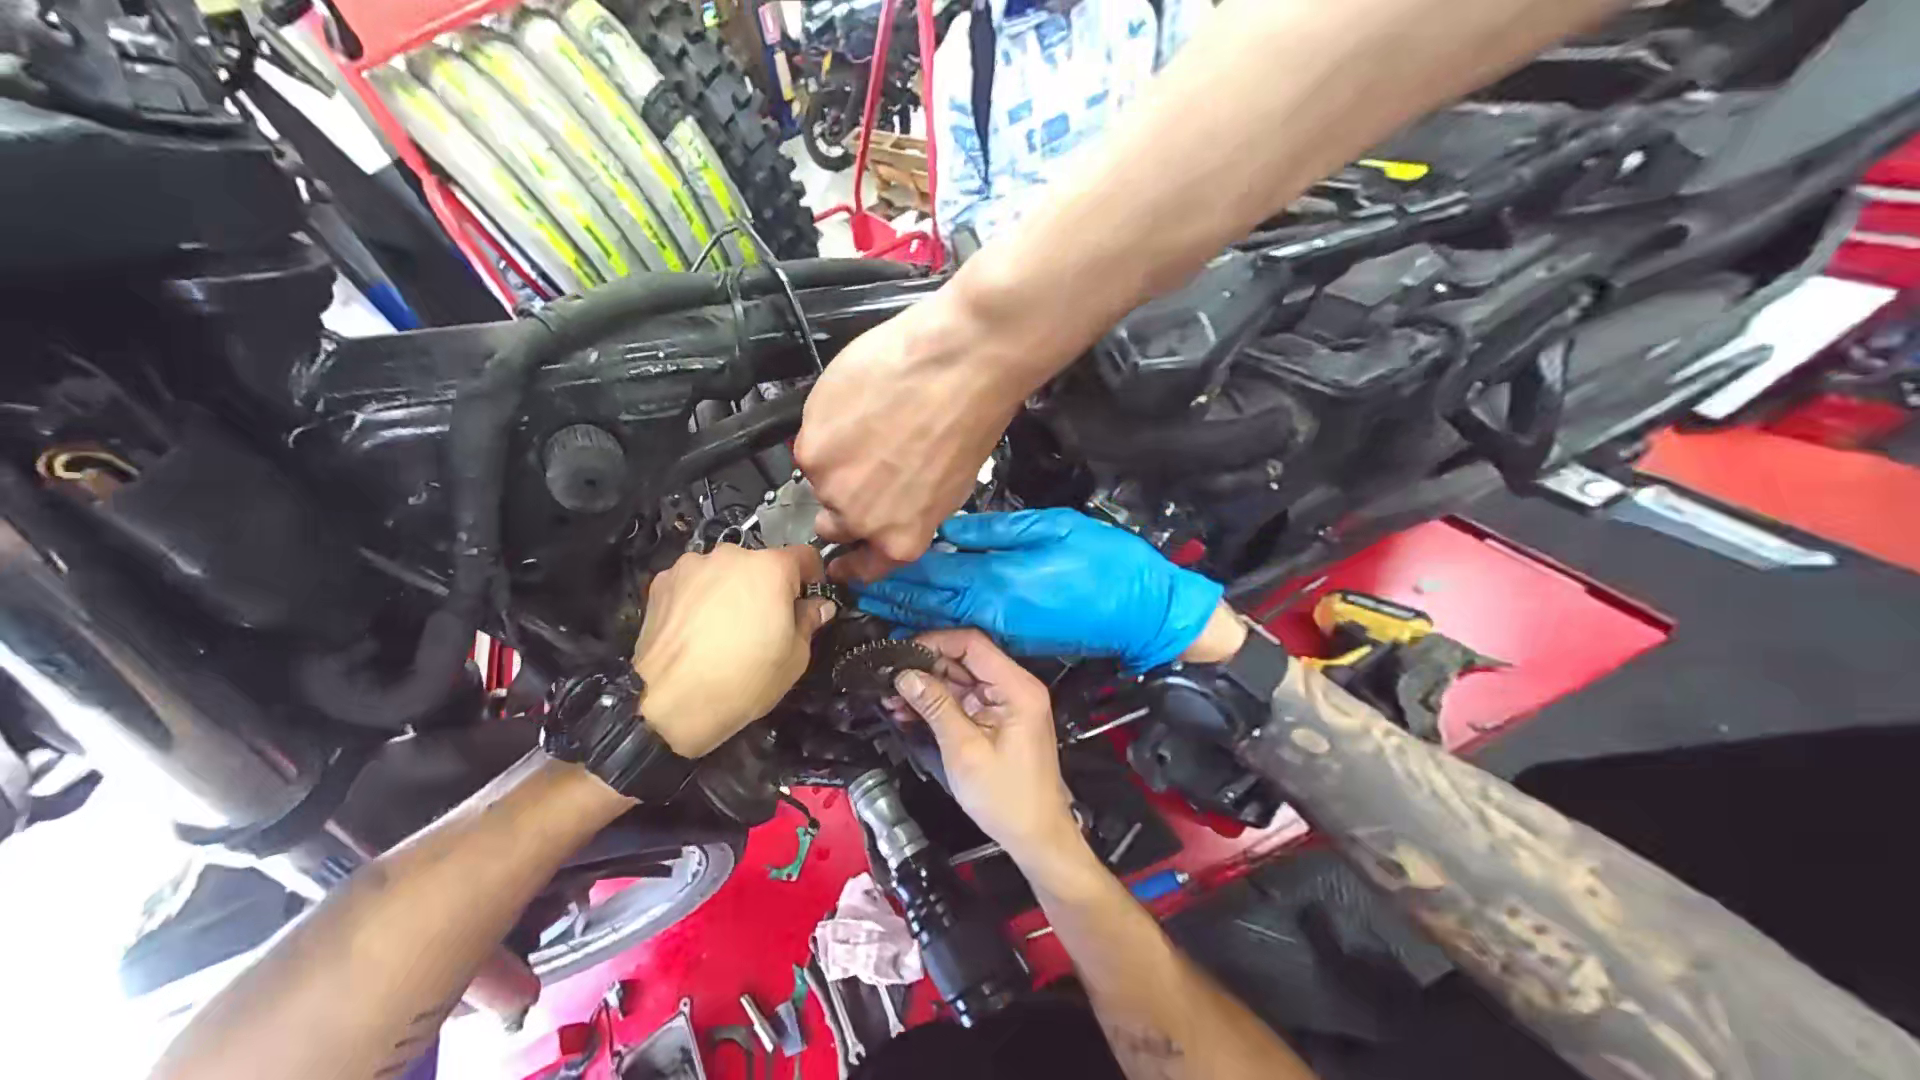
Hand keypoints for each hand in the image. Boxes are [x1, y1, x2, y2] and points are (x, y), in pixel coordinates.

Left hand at [632, 545, 836, 756]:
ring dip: (729, 589)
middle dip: (765, 586)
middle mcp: (730, 555)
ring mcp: (691, 566)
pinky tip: (694, 630)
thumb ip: (808, 621)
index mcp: (771, 567)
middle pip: (759, 563)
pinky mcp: (660, 584)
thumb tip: (818, 606)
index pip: (804, 555)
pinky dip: (698, 599)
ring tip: (721, 628)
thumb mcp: (795, 657)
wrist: (671, 703)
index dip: (811, 576)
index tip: (807, 598)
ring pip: (722, 572)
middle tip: (762, 622)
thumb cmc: (745, 679)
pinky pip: (691, 584)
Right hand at [794, 293, 1028, 582]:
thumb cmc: (971, 418)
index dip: (849, 562)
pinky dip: (824, 426)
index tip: (841, 559)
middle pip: (832, 524)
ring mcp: (829, 483)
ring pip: (818, 478)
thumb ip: (910, 511)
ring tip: (867, 425)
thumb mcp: (950, 486)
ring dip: (834, 459)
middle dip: (841, 502)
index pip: (862, 569)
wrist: (960, 364)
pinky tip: (856, 406)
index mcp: (900, 538)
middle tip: (858, 469)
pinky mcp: (810, 443)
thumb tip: (892, 507)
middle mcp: (860, 520)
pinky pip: (808, 440)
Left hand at [857, 509, 1226, 671]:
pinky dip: (936, 622)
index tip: (858, 562)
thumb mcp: (1054, 530)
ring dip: (906, 612)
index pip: (929, 574)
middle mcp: (991, 612)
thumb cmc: (1107, 567)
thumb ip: (999, 532)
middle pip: (926, 603)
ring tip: (874, 604)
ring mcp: (1002, 629)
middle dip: (888, 595)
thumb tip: (954, 528)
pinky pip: (964, 629)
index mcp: (996, 583)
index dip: (890, 567)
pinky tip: (919, 617)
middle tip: (853, 587)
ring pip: (942, 620)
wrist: (1143, 612)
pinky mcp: (1015, 637)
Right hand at [889, 629, 1079, 861]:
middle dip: (926, 667)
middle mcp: (1015, 688)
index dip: (935, 643)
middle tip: (892, 681)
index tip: (904, 655)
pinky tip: (909, 711)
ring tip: (893, 699)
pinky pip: (963, 699)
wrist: (1036, 835)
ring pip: (960, 679)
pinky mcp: (997, 717)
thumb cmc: (1008, 799)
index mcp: (1018, 689)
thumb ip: (936, 707)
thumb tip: (907, 675)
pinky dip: (937, 703)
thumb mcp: (965, 750)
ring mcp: (1006, 702)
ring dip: (927, 687)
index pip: (973, 644)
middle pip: (965, 659)